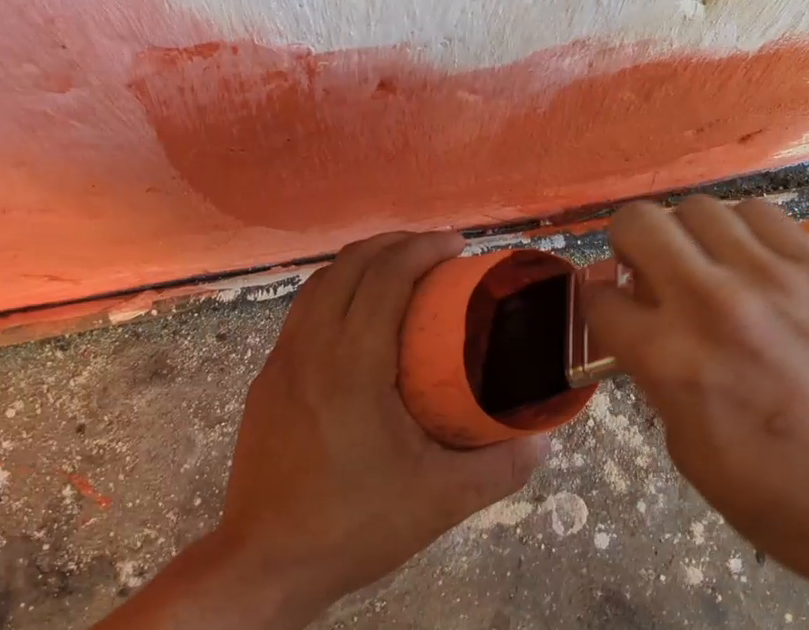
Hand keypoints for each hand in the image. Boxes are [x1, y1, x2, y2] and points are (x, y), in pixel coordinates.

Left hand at [100, 231, 545, 629]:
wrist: (265, 565)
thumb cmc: (353, 524)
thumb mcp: (439, 501)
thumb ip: (499, 468)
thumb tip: (543, 440)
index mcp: (352, 363)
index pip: (386, 276)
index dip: (423, 248)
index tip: (458, 246)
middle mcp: (311, 347)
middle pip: (350, 265)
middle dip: (394, 244)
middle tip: (435, 250)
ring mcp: (280, 362)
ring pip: (319, 284)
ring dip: (361, 263)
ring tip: (398, 270)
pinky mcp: (265, 382)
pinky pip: (303, 312)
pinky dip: (336, 291)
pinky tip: (357, 319)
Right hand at [582, 197, 808, 629]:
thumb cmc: (796, 503)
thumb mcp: (695, 458)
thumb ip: (657, 382)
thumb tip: (642, 330)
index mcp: (673, 362)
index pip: (601, 299)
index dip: (599, 304)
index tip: (612, 308)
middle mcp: (713, 304)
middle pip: (637, 223)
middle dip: (626, 243)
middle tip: (644, 268)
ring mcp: (772, 277)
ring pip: (698, 207)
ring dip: (687, 234)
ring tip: (705, 265)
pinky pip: (762, 212)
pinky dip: (743, 229)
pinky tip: (754, 262)